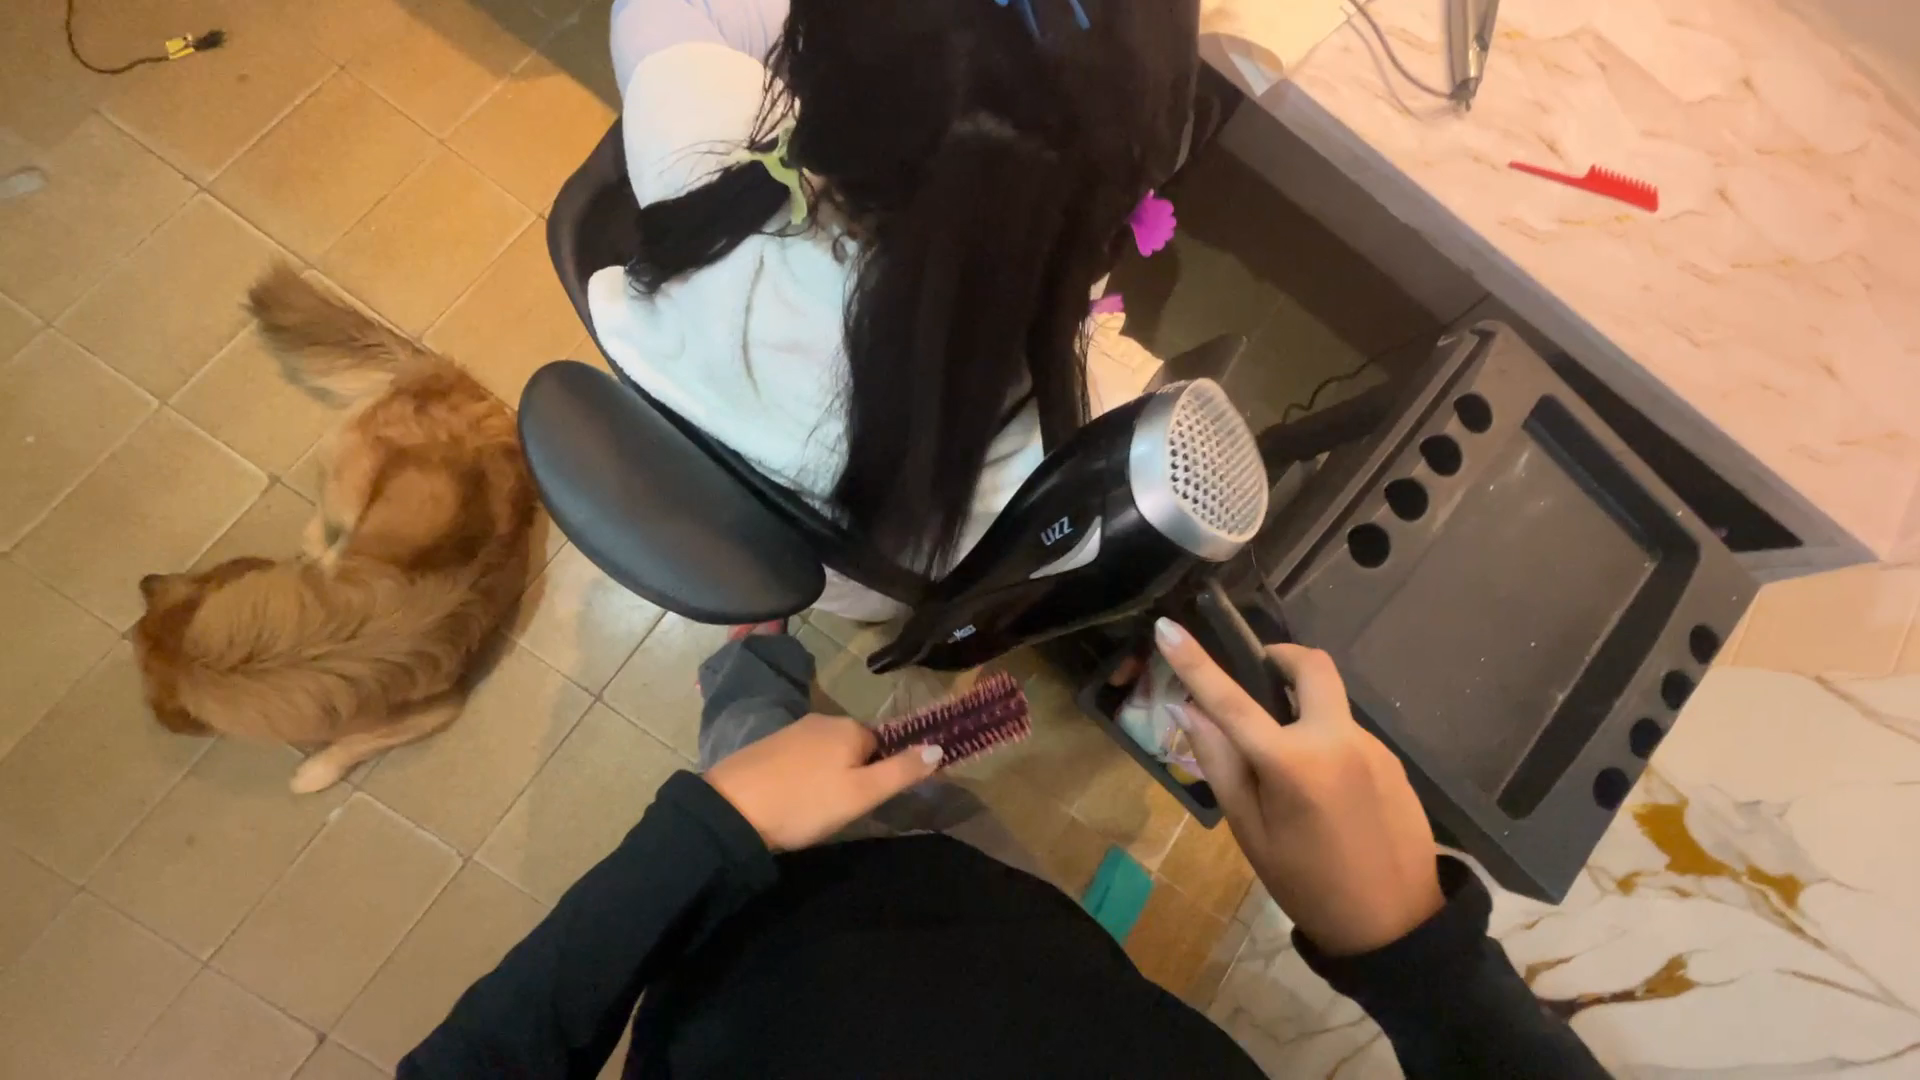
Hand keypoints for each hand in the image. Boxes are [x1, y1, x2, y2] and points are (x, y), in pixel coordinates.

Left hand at [704, 714, 943, 851]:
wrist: (731, 810)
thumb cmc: (804, 803)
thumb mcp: (861, 794)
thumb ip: (901, 771)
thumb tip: (939, 747)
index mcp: (850, 727)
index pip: (882, 746)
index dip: (877, 775)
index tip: (862, 802)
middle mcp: (823, 719)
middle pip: (854, 747)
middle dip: (852, 774)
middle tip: (837, 809)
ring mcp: (793, 729)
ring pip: (827, 753)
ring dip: (827, 776)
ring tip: (813, 807)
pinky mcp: (769, 744)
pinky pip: (802, 757)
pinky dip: (803, 776)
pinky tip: (792, 798)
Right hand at [1154, 619, 1442, 955]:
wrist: (1397, 931)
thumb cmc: (1306, 883)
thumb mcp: (1249, 829)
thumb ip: (1219, 762)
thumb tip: (1186, 710)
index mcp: (1292, 763)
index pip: (1230, 699)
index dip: (1194, 661)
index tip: (1167, 627)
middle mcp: (1338, 740)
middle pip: (1312, 667)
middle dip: (1282, 658)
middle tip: (1260, 677)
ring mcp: (1374, 748)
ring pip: (1330, 705)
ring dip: (1303, 713)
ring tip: (1292, 771)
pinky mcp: (1396, 763)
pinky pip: (1350, 734)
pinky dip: (1326, 742)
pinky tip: (1326, 791)